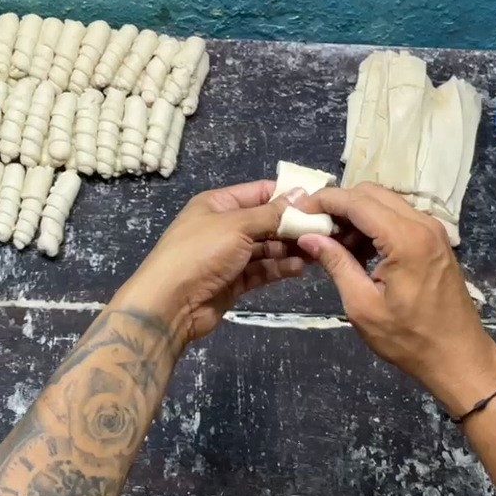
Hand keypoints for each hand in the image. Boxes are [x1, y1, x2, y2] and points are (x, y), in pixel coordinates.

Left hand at [117, 180, 306, 343]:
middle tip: (324, 230)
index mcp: (218, 203)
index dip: (288, 195)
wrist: (171, 303)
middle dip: (292, 225)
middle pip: (265, 221)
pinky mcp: (234, 280)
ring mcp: (228, 255)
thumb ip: (270, 213)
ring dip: (289, 248)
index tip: (319, 201)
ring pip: (266, 247)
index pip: (260, 192)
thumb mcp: (237, 225)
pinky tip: (298, 268)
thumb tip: (300, 195)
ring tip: (315, 251)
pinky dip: (279, 268)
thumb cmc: (201, 253)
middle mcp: (224, 226)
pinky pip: (262, 270)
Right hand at [299, 183, 495, 414]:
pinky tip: (357, 249)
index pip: (357, 202)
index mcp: (405, 239)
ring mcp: (432, 229)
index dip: (325, 201)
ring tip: (333, 242)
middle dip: (338, 204)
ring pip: (384, 201)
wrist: (459, 357)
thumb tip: (308, 237)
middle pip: (371, 193)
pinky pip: (397, 216)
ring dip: (356, 213)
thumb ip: (336, 264)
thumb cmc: (409, 339)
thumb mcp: (363, 306)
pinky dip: (373, 223)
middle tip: (314, 227)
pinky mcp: (434, 238)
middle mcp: (422, 224)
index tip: (299, 211)